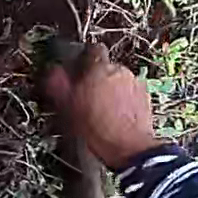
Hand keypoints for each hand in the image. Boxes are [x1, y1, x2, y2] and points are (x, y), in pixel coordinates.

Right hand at [43, 44, 161, 170]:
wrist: (129, 147)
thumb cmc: (98, 128)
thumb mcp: (68, 107)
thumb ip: (58, 83)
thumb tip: (52, 71)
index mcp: (98, 68)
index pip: (92, 49)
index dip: (84, 58)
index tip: (78, 69)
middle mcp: (119, 70)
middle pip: (105, 66)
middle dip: (95, 77)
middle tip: (84, 95)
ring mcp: (134, 83)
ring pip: (118, 79)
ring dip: (110, 88)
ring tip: (100, 109)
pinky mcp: (145, 97)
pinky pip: (130, 91)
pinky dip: (123, 99)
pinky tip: (114, 115)